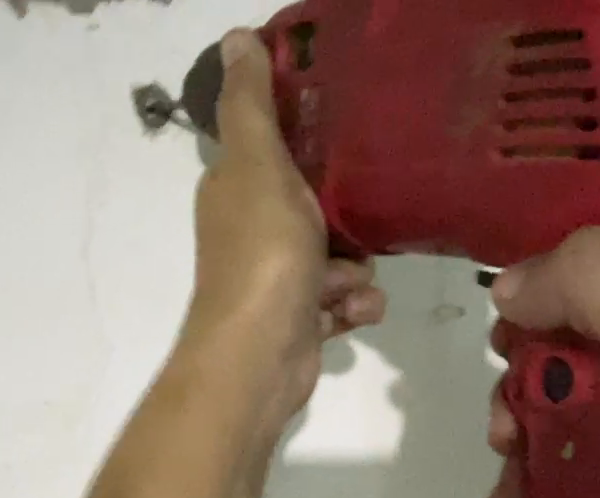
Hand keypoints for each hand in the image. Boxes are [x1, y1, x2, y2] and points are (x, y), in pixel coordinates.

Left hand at [179, 30, 385, 436]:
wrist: (259, 357)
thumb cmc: (262, 256)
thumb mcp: (258, 165)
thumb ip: (251, 104)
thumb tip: (237, 37)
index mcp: (234, 191)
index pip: (274, 151)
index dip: (309, 140)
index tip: (349, 133)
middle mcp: (250, 234)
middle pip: (313, 208)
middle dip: (346, 218)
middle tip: (365, 215)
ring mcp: (274, 283)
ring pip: (334, 260)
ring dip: (354, 271)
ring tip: (354, 281)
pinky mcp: (298, 324)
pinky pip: (340, 303)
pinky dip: (353, 306)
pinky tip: (357, 312)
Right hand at [482, 228, 599, 497]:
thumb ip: (598, 283)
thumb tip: (507, 286)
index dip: (551, 291)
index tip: (511, 336)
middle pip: (577, 345)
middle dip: (526, 390)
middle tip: (504, 429)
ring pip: (569, 412)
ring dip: (525, 448)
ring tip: (510, 493)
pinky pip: (579, 463)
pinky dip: (542, 485)